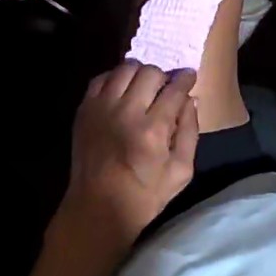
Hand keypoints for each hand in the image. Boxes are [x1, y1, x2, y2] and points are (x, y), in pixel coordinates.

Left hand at [54, 64, 199, 265]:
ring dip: (139, 73)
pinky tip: (121, 90)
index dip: (185, 79)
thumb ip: (189, 132)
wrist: (98, 206)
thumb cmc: (144, 194)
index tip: (189, 76)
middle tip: (166, 88)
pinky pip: (101, 78)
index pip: (174, 89)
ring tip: (144, 86)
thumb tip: (191, 100)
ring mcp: (101, 108)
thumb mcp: (181, 171)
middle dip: (163, 77)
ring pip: (124, 69)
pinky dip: (115, 78)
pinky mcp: (84, 109)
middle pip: (150, 73)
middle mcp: (126, 112)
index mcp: (152, 129)